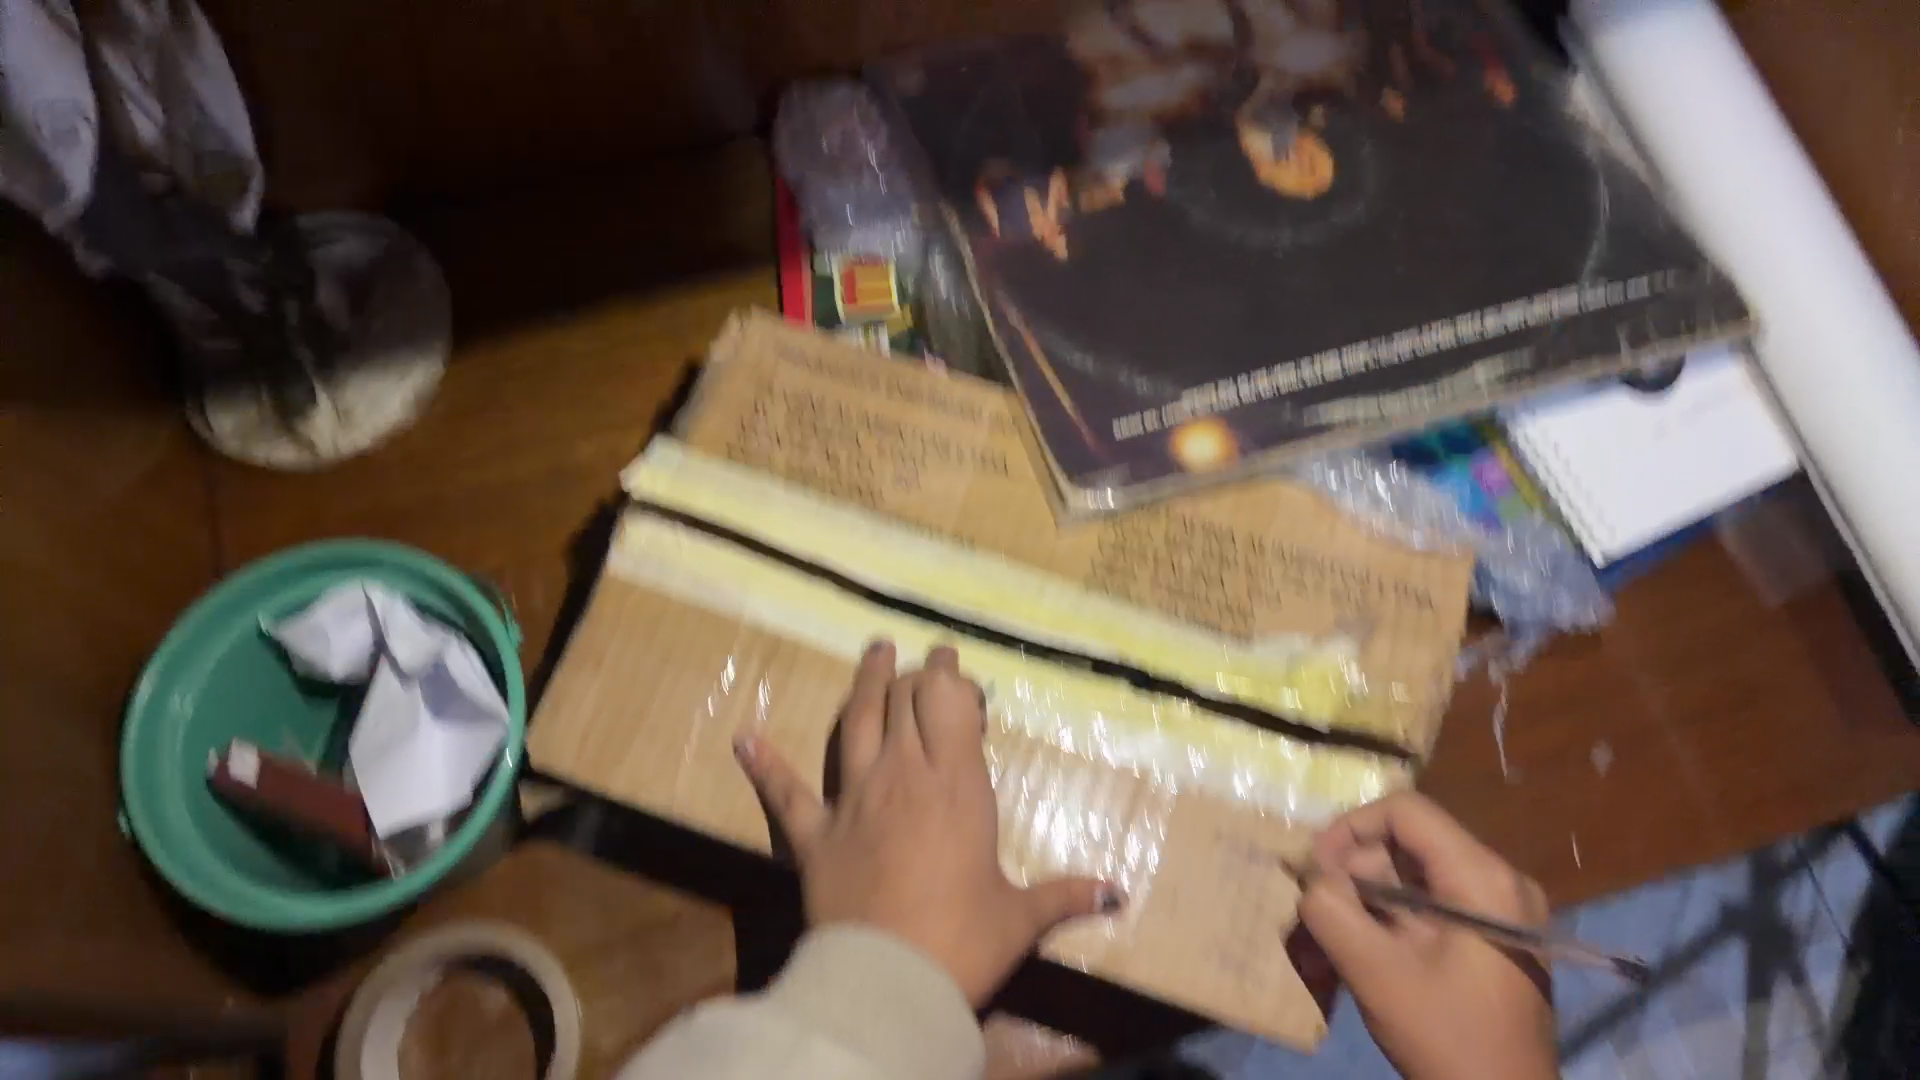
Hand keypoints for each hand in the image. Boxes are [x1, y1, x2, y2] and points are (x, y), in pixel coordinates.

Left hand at [733, 641, 1123, 1006]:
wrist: (889, 983)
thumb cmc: (963, 941)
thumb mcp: (1020, 917)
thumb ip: (1065, 895)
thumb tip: (1118, 893)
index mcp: (956, 785)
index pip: (950, 704)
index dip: (951, 676)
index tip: (952, 661)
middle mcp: (904, 775)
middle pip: (906, 702)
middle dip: (917, 674)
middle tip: (923, 659)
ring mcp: (854, 799)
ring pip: (857, 723)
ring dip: (866, 683)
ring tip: (874, 651)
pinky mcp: (813, 833)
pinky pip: (785, 792)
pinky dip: (764, 764)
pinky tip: (743, 738)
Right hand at [1297, 792, 1556, 1079]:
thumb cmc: (1449, 1038)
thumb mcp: (1375, 971)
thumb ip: (1330, 908)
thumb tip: (1309, 870)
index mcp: (1484, 878)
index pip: (1404, 811)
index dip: (1351, 827)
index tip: (1318, 866)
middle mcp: (1498, 880)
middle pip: (1403, 843)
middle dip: (1352, 873)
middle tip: (1318, 909)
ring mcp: (1496, 908)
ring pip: (1407, 874)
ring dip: (1361, 901)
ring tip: (1325, 940)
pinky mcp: (1488, 934)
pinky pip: (1422, 902)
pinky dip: (1383, 919)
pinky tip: (1354, 951)